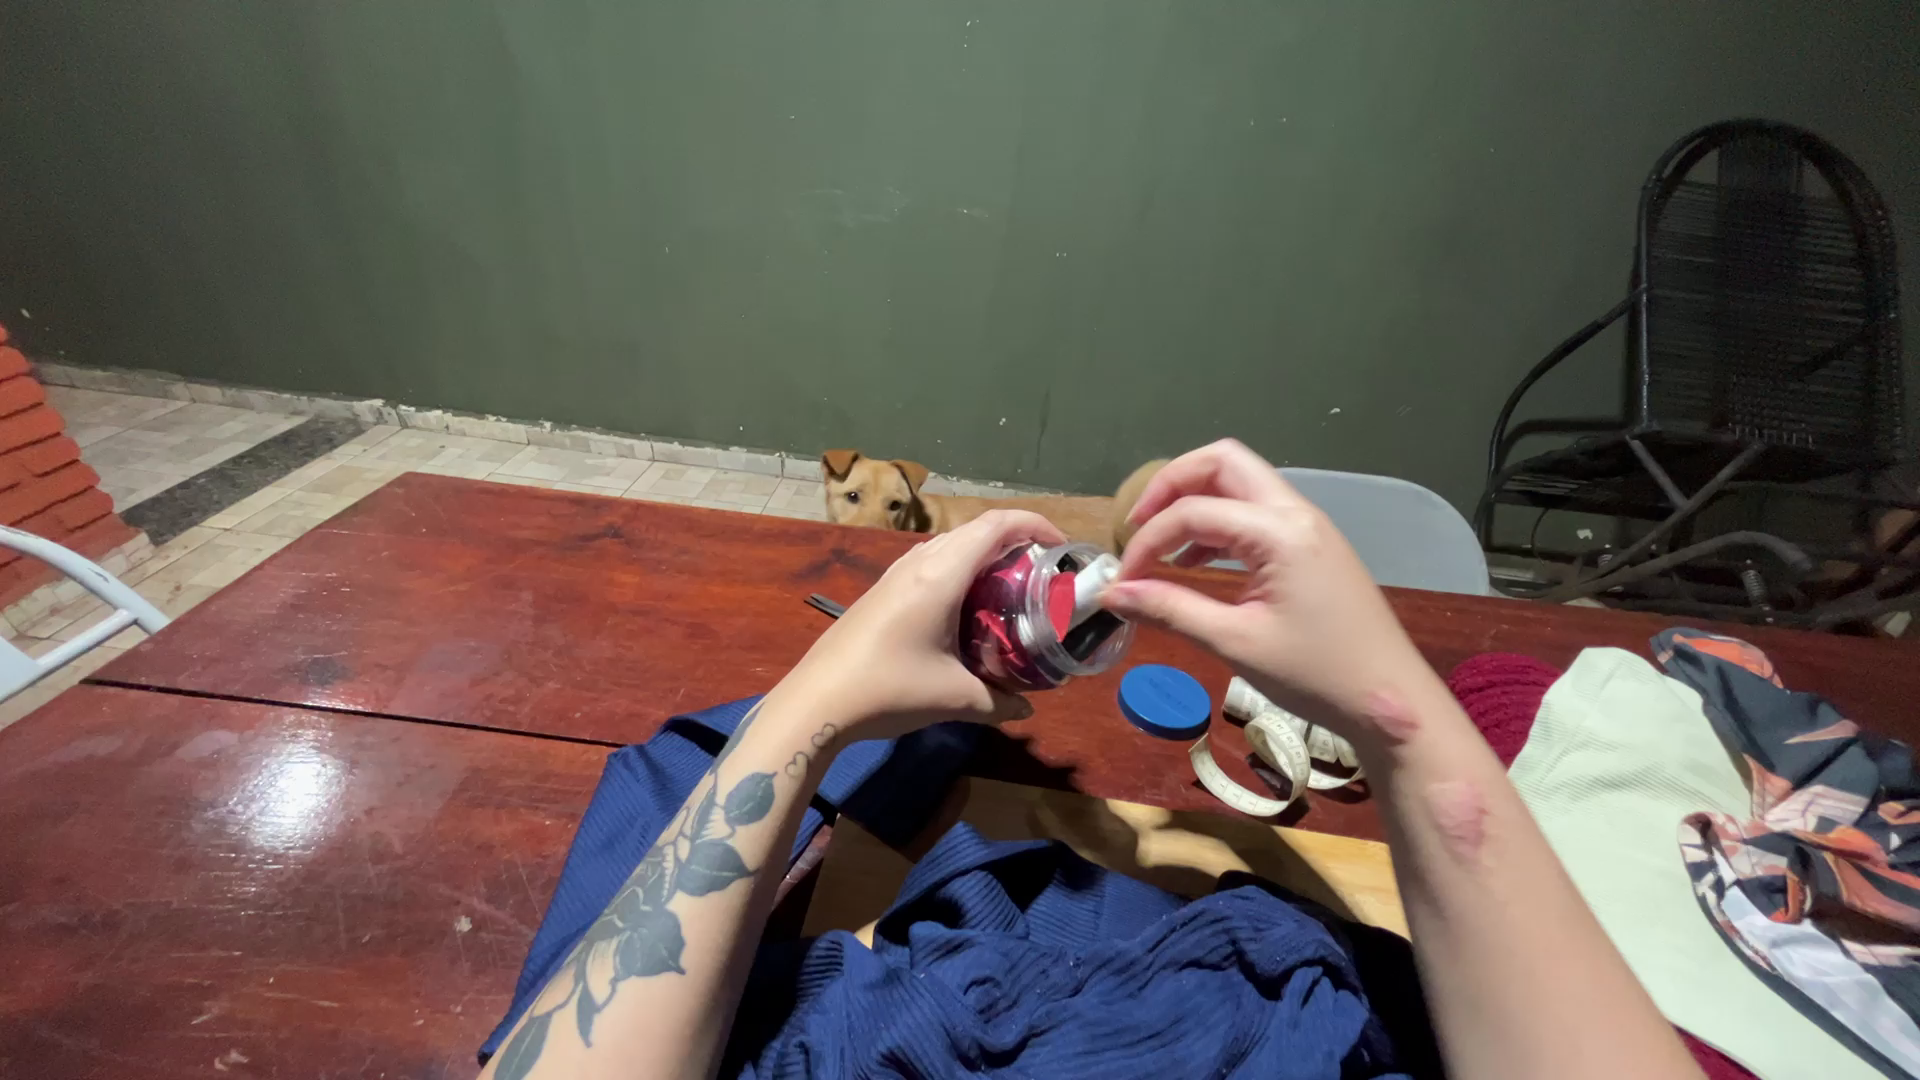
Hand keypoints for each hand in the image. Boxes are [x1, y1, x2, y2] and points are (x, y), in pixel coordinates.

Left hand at [770, 509, 1066, 744]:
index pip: (995, 526)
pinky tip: (966, 604)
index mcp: (940, 576)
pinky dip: (960, 567)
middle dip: (1015, 538)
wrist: (816, 701)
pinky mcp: (883, 590)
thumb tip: (1027, 708)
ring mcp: (895, 574)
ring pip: (950, 543)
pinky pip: (931, 561)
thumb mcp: (954, 698)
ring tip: (1010, 583)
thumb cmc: (888, 690)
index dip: (1034, 524)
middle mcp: (918, 563)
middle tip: (1043, 570)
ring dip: (984, 552)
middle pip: (974, 529)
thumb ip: (999, 701)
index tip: (1062, 546)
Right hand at [1099, 439, 1438, 753]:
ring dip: (1193, 501)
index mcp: (1280, 532)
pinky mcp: (1308, 545)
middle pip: (1221, 462)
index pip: (1193, 512)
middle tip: (1137, 525)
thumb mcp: (1234, 642)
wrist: (1391, 701)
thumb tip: (1112, 594)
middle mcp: (1294, 513)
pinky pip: (1252, 512)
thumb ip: (1169, 609)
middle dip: (1170, 485)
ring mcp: (1305, 525)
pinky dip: (1216, 524)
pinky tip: (1193, 563)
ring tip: (1159, 544)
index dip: (1147, 541)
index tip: (1124, 580)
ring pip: (1238, 482)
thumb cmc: (1315, 675)